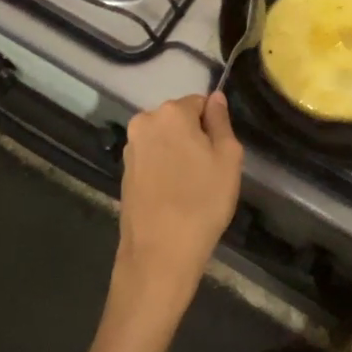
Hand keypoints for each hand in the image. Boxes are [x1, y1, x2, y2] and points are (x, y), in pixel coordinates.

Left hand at [114, 93, 243, 310]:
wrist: (160, 253)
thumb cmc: (202, 201)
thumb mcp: (228, 158)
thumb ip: (221, 122)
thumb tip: (215, 98)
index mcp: (170, 113)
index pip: (200, 103)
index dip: (214, 126)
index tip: (219, 154)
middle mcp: (144, 123)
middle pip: (179, 120)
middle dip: (194, 137)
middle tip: (208, 171)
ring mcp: (130, 149)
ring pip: (165, 140)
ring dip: (178, 154)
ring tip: (191, 187)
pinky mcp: (124, 173)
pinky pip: (152, 160)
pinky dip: (164, 170)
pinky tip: (174, 196)